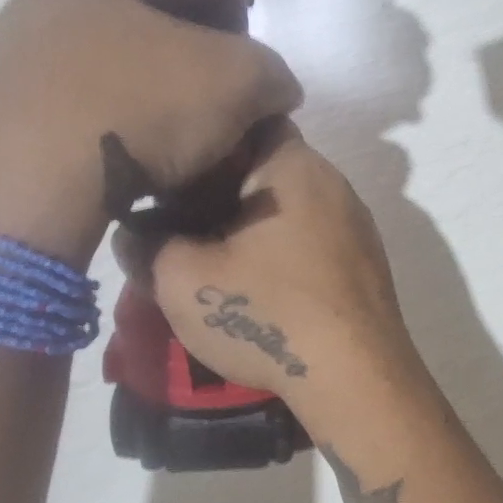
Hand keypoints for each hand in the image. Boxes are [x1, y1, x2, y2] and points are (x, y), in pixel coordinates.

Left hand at [0, 0, 300, 267]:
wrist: (32, 183)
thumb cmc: (143, 108)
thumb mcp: (242, 79)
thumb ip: (272, 73)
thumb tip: (277, 89)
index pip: (170, 2)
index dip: (213, 48)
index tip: (231, 96)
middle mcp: (32, 8)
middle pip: (129, 51)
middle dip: (170, 91)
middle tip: (200, 140)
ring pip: (91, 93)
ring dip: (128, 124)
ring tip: (157, 172)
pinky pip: (56, 132)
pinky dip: (87, 152)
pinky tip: (108, 184)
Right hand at [115, 124, 418, 406]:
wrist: (358, 380)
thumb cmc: (269, 314)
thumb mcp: (183, 279)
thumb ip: (147, 245)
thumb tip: (134, 236)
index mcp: (295, 166)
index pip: (245, 122)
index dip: (202, 142)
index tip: (169, 175)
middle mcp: (336, 186)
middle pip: (267, 170)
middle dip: (222, 195)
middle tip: (181, 227)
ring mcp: (358, 229)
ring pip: (291, 212)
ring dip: (253, 232)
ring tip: (215, 265)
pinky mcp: (367, 270)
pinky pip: (314, 247)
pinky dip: (284, 259)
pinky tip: (261, 293)